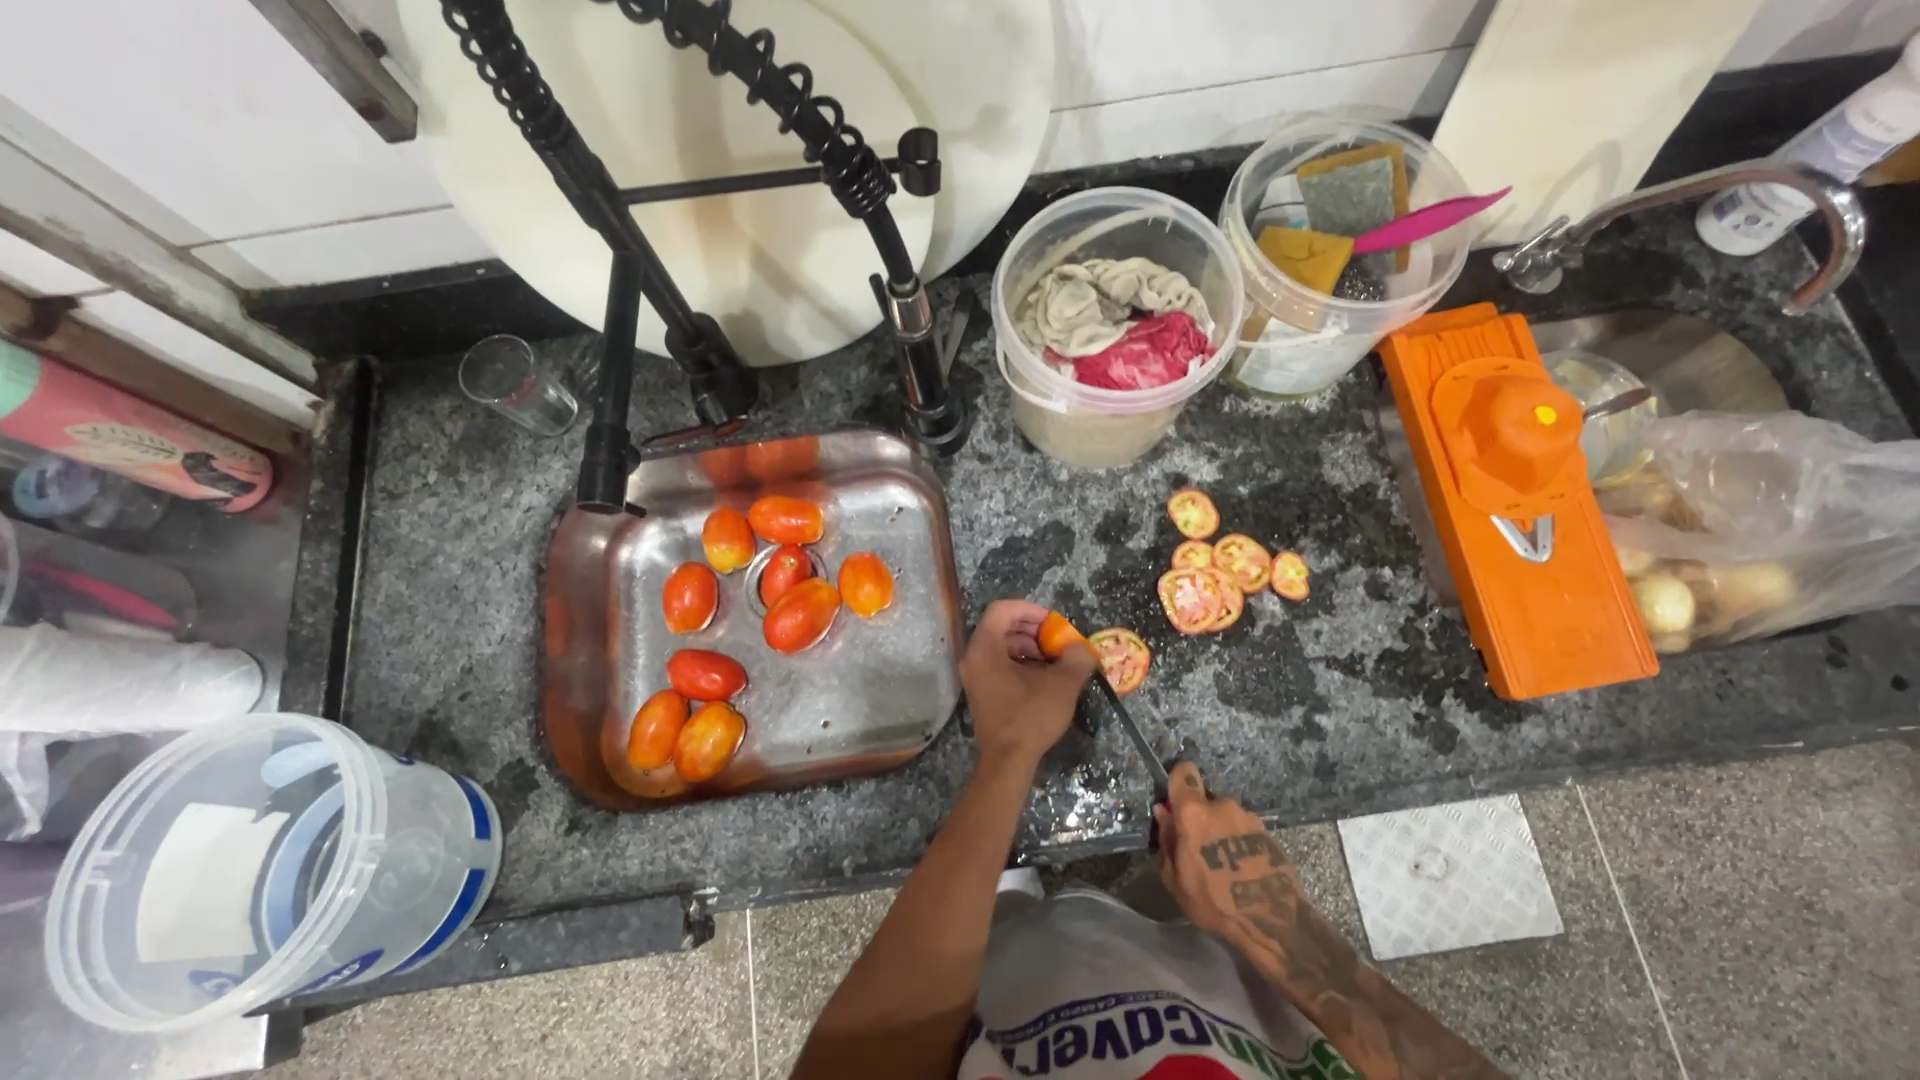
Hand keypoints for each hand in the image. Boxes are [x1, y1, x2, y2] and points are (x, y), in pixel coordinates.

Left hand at [960, 600, 1097, 773]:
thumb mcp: (1062, 684)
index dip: (1030, 609)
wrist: (1008, 760)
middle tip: (1056, 640)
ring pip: (1000, 645)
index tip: (1054, 623)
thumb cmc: (1030, 717)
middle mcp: (973, 657)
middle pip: (1001, 626)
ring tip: (1054, 660)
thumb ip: (1076, 658)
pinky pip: (998, 663)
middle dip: (1032, 629)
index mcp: (984, 648)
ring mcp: (974, 675)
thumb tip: (1082, 648)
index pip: (1002, 609)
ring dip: (1028, 646)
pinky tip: (1043, 677)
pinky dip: (1020, 662)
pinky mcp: (981, 692)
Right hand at [1153, 761, 1303, 943]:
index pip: (1183, 774)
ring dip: (1221, 831)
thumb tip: (1163, 813)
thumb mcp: (1175, 879)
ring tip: (1224, 864)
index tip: (1174, 800)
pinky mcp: (1268, 833)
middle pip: (1205, 801)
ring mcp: (1249, 818)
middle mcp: (1223, 806)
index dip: (1177, 781)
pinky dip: (1240, 843)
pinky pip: (1244, 830)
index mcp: (1194, 813)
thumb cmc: (1213, 901)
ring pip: (1226, 816)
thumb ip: (1167, 840)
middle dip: (1200, 818)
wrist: (1272, 922)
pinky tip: (1242, 869)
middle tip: (1198, 848)